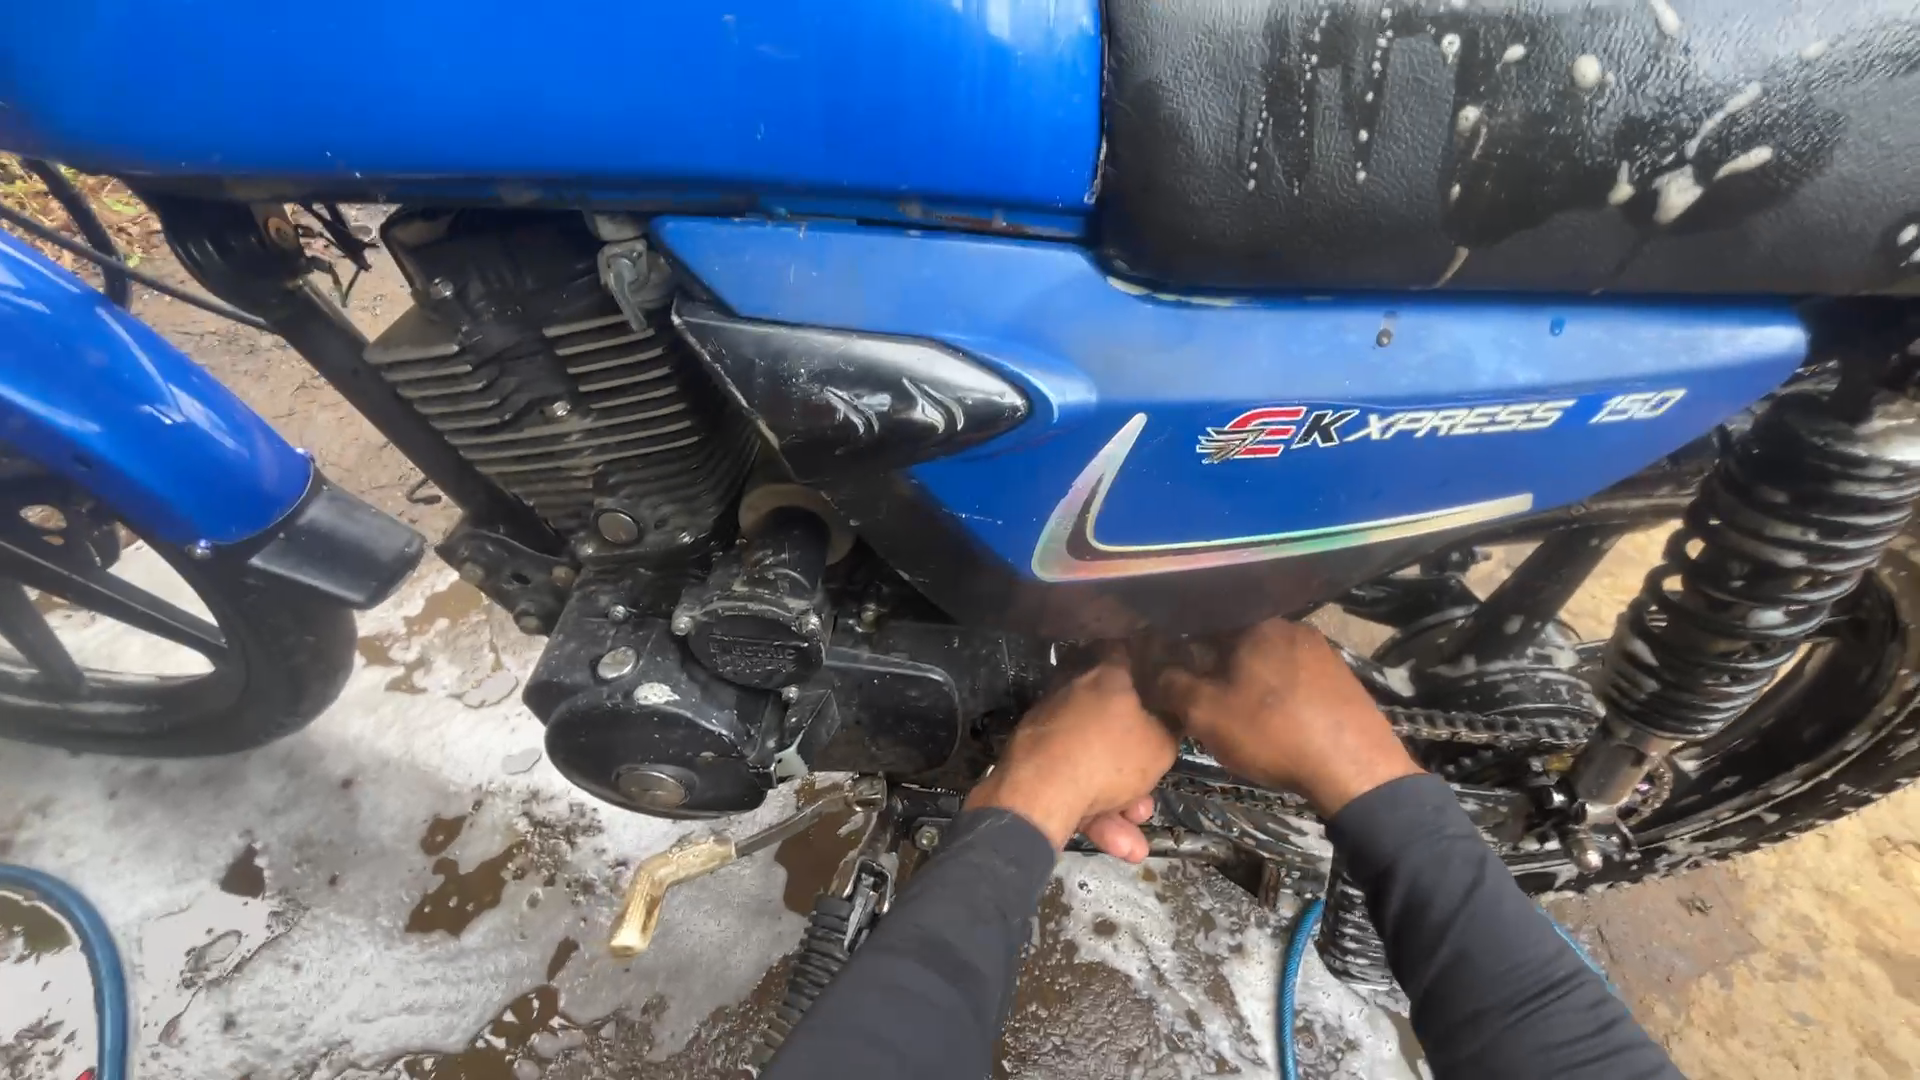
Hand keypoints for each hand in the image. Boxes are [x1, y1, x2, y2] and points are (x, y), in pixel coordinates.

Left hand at [967, 655, 1177, 860]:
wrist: (1040, 793)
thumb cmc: (1109, 756)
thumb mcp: (1160, 745)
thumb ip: (1167, 727)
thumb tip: (1166, 717)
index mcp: (1105, 675)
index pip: (1126, 653)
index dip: (1144, 663)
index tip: (1159, 681)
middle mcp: (1073, 693)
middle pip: (1114, 726)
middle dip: (1135, 771)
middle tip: (1147, 800)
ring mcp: (1050, 727)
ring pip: (1094, 764)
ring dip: (1118, 804)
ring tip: (1133, 838)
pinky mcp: (1033, 760)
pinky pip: (1073, 784)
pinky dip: (1094, 814)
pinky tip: (1118, 844)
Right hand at [1156, 619, 1421, 816]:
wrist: (1357, 772)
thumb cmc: (1272, 733)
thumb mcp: (1205, 713)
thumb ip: (1171, 685)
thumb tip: (1154, 670)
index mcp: (1254, 624)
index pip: (1202, 624)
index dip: (1180, 649)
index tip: (1171, 674)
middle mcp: (1289, 625)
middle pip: (1235, 642)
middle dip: (1215, 666)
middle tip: (1202, 699)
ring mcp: (1321, 651)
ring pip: (1265, 659)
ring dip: (1246, 680)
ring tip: (1236, 713)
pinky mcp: (1341, 678)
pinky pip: (1293, 676)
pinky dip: (1276, 692)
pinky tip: (1272, 720)